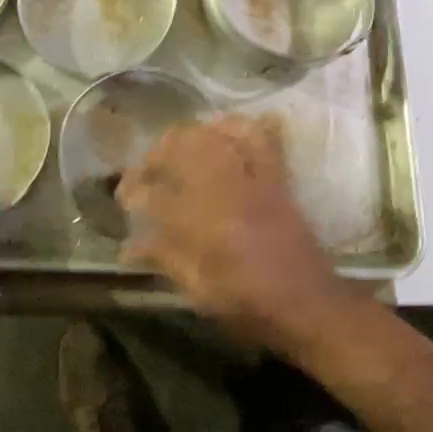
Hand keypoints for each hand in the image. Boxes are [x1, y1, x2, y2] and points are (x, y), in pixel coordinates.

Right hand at [115, 116, 354, 349]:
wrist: (309, 304)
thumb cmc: (251, 305)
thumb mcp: (200, 293)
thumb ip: (165, 260)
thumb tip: (128, 247)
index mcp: (203, 225)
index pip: (155, 194)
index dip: (133, 191)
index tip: (123, 196)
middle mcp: (225, 191)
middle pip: (182, 148)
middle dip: (156, 154)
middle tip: (145, 170)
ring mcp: (253, 178)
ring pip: (215, 135)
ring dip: (189, 136)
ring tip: (174, 148)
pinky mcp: (275, 176)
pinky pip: (257, 136)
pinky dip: (236, 127)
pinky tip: (219, 131)